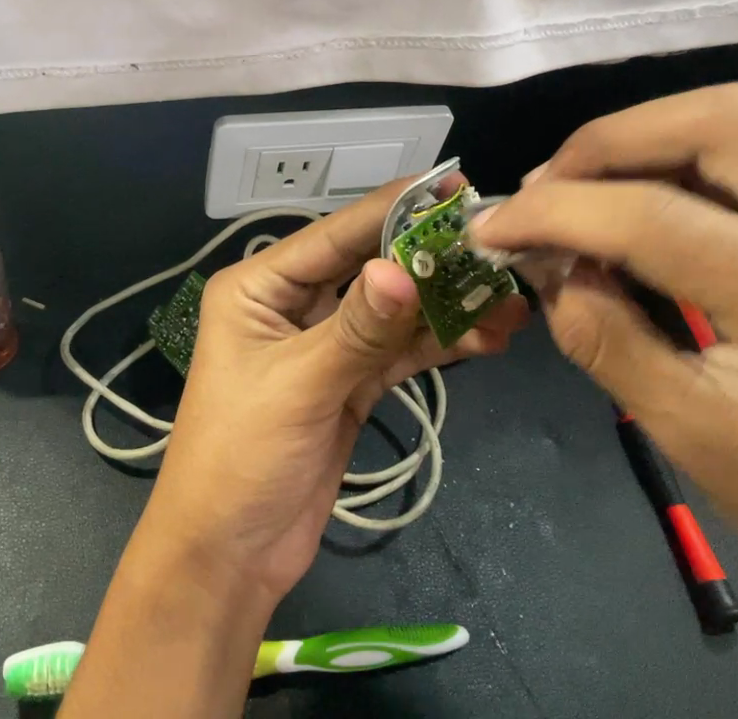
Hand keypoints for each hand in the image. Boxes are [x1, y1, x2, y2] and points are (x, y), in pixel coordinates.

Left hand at [146, 174, 525, 606]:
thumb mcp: (298, 385)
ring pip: (391, 312)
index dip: (392, 211)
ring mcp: (322, 345)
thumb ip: (357, 328)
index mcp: (257, 287)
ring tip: (508, 298)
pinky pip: (398, 352)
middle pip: (367, 268)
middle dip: (428, 259)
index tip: (454, 185)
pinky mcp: (347, 383)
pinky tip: (485, 337)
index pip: (332, 236)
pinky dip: (438, 344)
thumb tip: (402, 269)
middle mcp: (289, 304)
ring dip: (444, 305)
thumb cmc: (241, 457)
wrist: (229, 552)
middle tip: (494, 243)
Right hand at [469, 83, 737, 718]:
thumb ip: (606, 337)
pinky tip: (648, 208)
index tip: (491, 227)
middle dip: (607, 142)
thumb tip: (550, 268)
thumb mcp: (693, 439)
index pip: (655, 217)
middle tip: (542, 190)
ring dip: (647, 143)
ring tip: (582, 192)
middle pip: (720, 120)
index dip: (555, 212)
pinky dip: (690, 164)